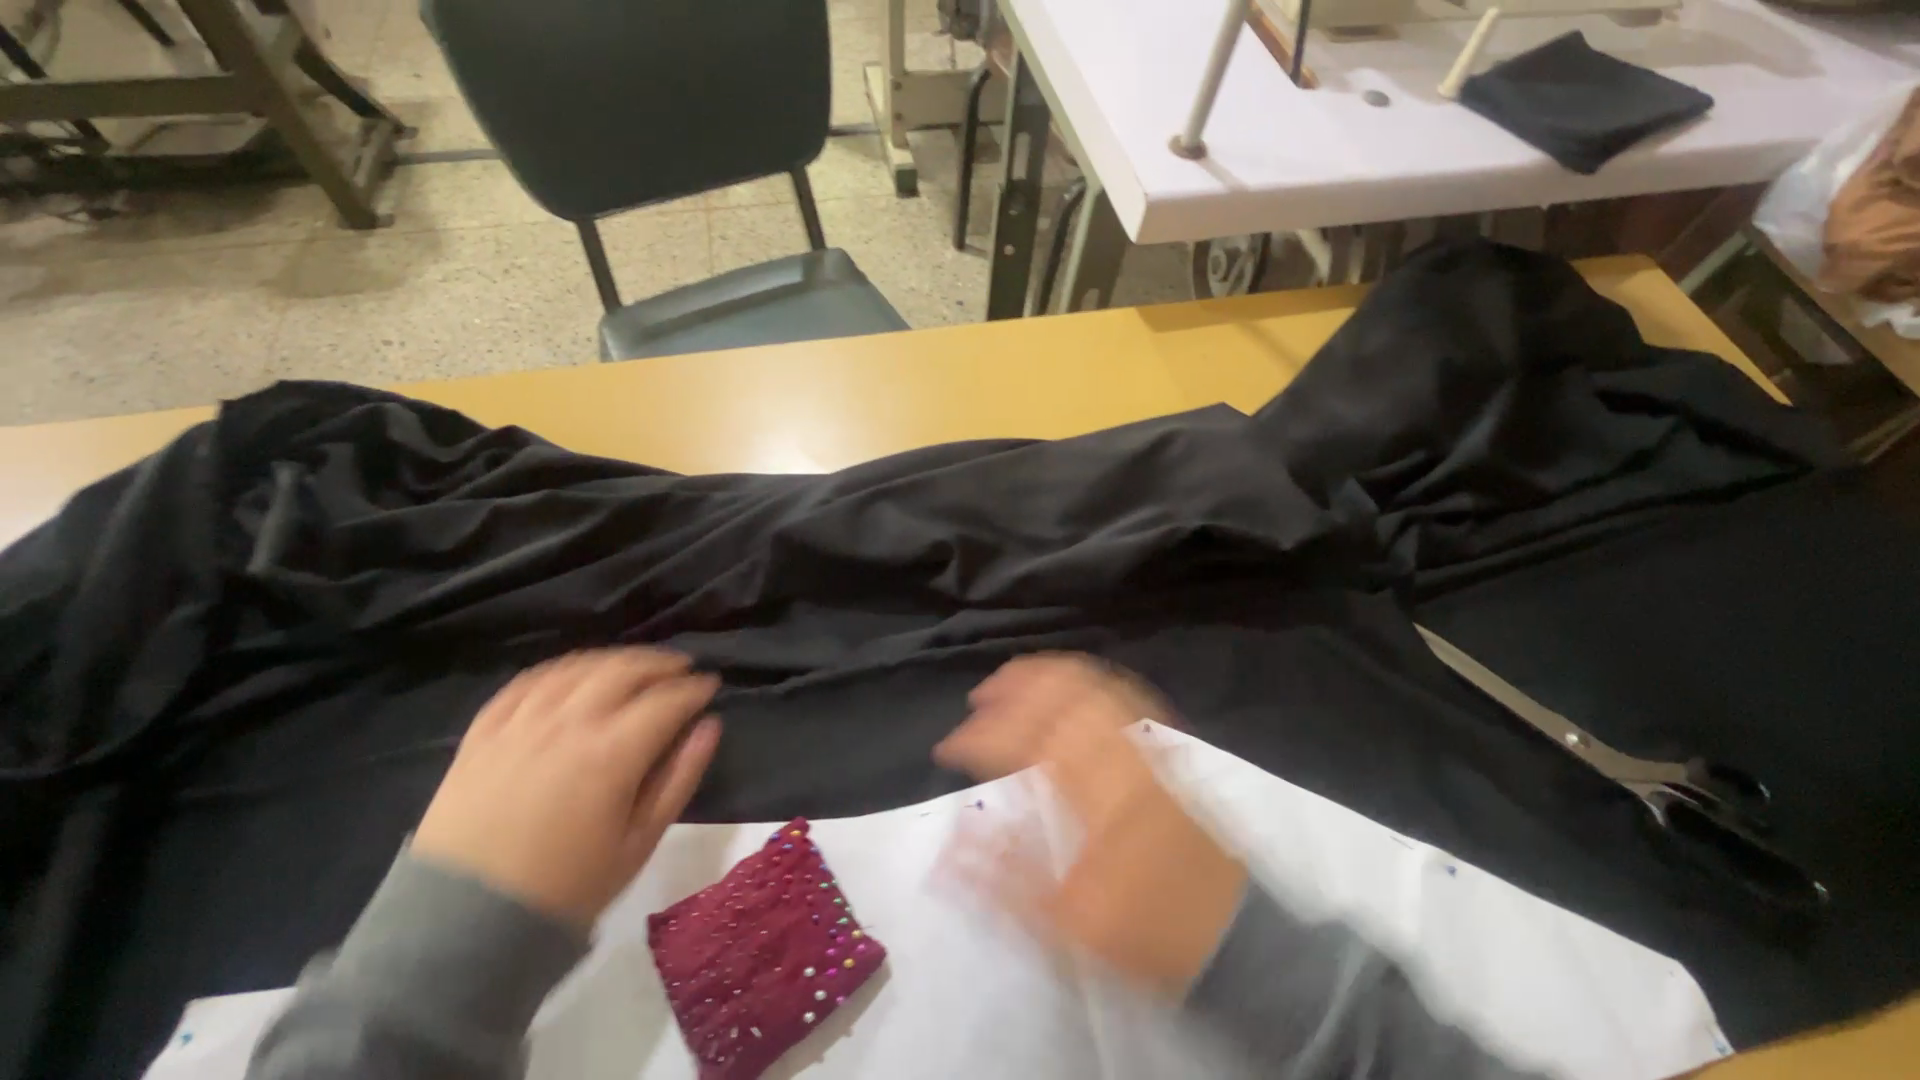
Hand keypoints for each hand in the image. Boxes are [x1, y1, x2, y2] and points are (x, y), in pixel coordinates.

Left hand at [412, 648, 721, 928]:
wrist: (467, 920)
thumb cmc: (569, 886)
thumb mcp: (640, 841)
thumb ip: (679, 777)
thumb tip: (708, 727)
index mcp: (612, 752)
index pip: (666, 700)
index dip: (694, 688)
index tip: (711, 685)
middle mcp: (567, 723)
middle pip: (623, 671)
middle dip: (659, 664)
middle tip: (680, 668)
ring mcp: (521, 722)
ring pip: (576, 668)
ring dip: (612, 660)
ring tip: (633, 667)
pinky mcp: (484, 731)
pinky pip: (526, 682)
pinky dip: (560, 670)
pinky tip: (574, 675)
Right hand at [934, 655, 1245, 995]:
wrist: (1232, 938)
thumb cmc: (1145, 935)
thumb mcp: (1068, 923)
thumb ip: (1004, 876)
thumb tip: (953, 832)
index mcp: (1098, 802)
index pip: (1029, 745)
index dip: (980, 738)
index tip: (946, 751)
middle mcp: (1125, 763)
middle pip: (1066, 697)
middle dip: (1015, 687)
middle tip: (978, 698)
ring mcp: (1152, 753)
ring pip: (1098, 688)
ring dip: (1050, 677)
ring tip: (1014, 681)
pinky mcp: (1169, 755)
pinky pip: (1128, 696)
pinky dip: (1090, 682)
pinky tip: (1071, 688)